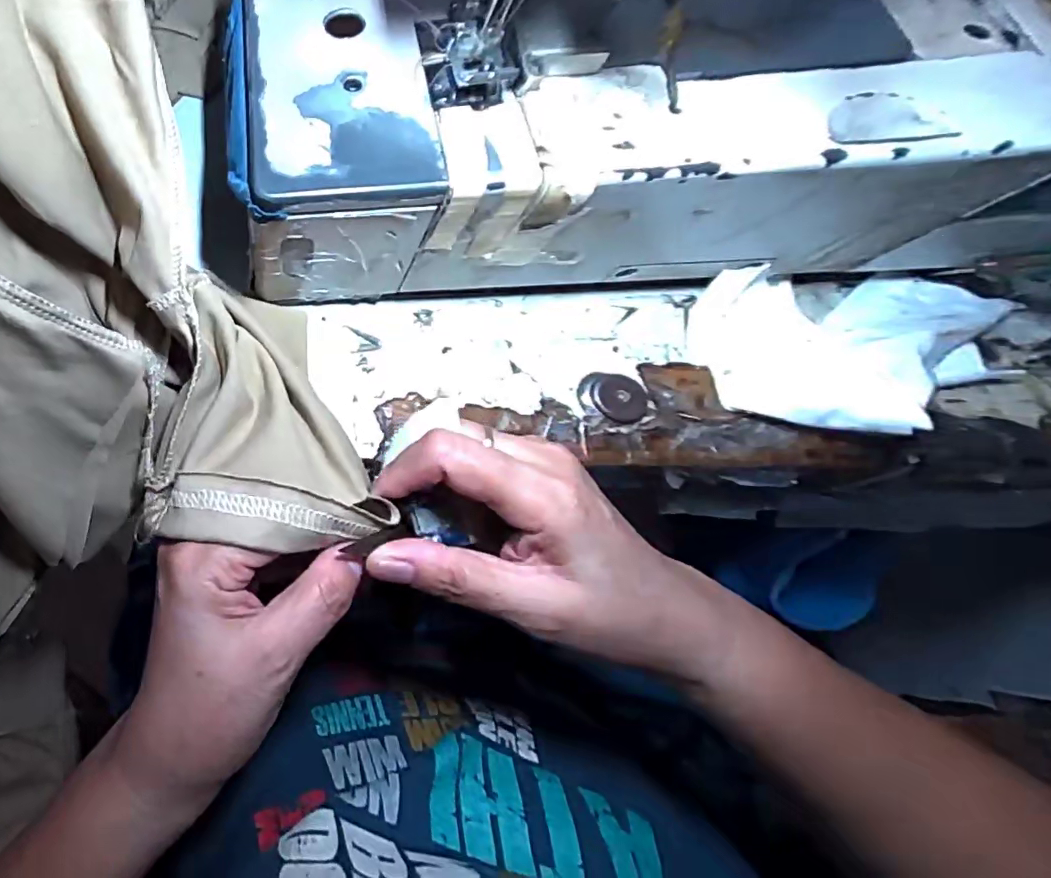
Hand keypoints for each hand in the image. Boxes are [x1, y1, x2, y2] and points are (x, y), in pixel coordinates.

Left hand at [110, 542, 362, 807]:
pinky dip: (293, 557)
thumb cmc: (214, 711)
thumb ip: (321, 596)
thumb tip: (360, 550)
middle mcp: (192, 541)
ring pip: (266, 533)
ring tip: (357, 532)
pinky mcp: (211, 574)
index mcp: (199, 553)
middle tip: (369, 521)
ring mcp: (199, 556)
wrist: (172, 756)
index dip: (324, 516)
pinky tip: (328, 554)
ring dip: (308, 538)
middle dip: (317, 522)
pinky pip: (260, 553)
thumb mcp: (276, 654)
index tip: (371, 518)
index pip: (273, 515)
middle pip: (268, 517)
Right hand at [366, 426, 746, 686]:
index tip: (379, 513)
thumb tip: (379, 558)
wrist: (671, 613)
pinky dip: (451, 478)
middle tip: (395, 520)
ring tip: (420, 522)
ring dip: (429, 474)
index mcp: (540, 488)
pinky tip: (454, 517)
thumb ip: (452, 577)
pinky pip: (478, 453)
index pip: (448, 449)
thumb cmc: (608, 616)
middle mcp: (539, 455)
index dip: (401, 473)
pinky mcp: (539, 463)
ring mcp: (542, 454)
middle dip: (410, 472)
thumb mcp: (528, 607)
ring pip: (461, 439)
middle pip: (450, 434)